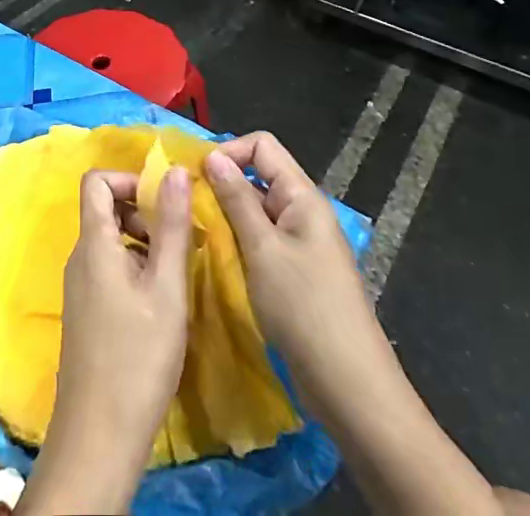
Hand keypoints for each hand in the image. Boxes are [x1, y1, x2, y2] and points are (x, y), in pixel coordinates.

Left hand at [18, 167, 191, 515]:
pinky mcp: (87, 309)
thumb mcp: (166, 287)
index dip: (130, 180)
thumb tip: (177, 171)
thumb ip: (172, 226)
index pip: (96, 181)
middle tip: (183, 240)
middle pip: (106, 209)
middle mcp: (80, 257)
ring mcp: (80, 285)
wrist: (100, 432)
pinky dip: (137, 266)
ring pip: (112, 240)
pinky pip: (110, 266)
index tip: (164, 202)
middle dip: (145, 212)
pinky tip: (163, 298)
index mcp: (93, 243)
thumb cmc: (138, 355)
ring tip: (179, 270)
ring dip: (147, 242)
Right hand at [206, 133, 529, 515]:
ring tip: (189, 228)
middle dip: (221, 182)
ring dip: (225, 213)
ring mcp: (300, 243)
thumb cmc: (304, 308)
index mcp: (302, 197)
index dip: (228, 151)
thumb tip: (213, 156)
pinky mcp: (294, 270)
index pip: (262, 147)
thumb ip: (237, 201)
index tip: (192, 174)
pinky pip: (260, 239)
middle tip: (181, 203)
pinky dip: (236, 240)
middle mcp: (303, 212)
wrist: (348, 382)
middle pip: (259, 176)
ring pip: (256, 210)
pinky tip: (212, 255)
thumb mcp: (262, 250)